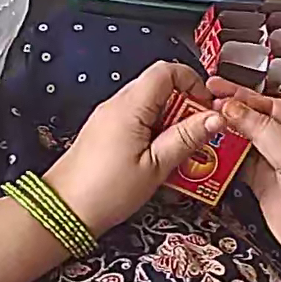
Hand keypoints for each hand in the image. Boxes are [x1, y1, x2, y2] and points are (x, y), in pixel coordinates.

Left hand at [43, 61, 223, 233]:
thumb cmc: (106, 191)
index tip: (206, 108)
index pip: (166, 70)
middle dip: (185, 106)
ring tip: (182, 150)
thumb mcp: (156, 167)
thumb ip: (187, 138)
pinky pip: (137, 119)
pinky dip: (155, 130)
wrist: (64, 210)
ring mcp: (109, 117)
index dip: (192, 82)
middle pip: (160, 86)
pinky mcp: (105, 131)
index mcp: (130, 106)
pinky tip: (161, 157)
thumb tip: (216, 117)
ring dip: (171, 121)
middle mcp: (117, 104)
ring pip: (150, 104)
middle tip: (199, 134)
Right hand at [207, 77, 280, 261]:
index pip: (269, 104)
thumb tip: (236, 108)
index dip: (244, 97)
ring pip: (243, 140)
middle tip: (205, 101)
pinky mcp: (261, 184)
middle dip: (230, 110)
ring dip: (225, 132)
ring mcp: (274, 163)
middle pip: (254, 119)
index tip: (220, 91)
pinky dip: (223, 157)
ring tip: (204, 122)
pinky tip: (211, 149)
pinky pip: (237, 164)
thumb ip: (264, 131)